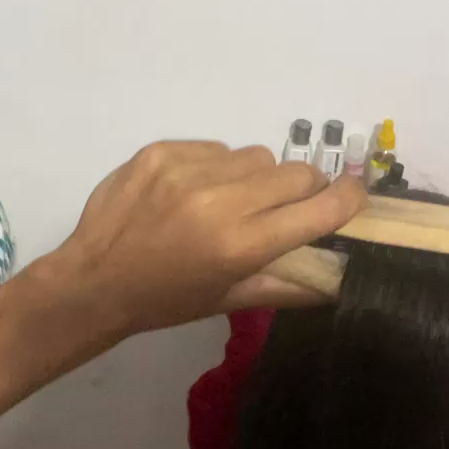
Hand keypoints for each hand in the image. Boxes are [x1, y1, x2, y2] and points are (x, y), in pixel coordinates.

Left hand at [37, 141, 366, 339]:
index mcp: (240, 245)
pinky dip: (217, 167)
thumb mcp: (229, 301)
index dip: (348, 199)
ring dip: (257, 177)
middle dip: (302, 189)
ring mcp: (188, 169)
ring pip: (257, 155)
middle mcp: (219, 200)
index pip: (320, 209)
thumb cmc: (166, 301)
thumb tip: (338, 279)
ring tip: (229, 202)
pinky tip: (193, 191)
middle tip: (283, 208)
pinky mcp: (161, 150)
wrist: (93, 281)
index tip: (354, 197)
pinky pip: (217, 147)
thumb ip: (289, 286)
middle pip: (296, 172)